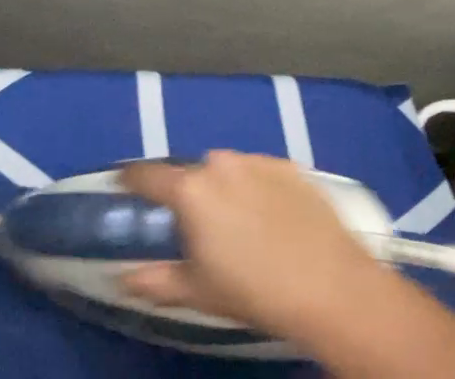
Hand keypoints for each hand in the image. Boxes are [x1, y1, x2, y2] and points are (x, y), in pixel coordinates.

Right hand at [116, 151, 394, 342]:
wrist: (333, 287)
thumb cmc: (255, 291)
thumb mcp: (198, 292)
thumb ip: (154, 280)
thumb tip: (122, 277)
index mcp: (190, 190)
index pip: (146, 175)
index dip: (130, 179)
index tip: (123, 185)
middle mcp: (220, 164)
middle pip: (191, 173)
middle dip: (188, 193)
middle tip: (196, 225)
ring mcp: (258, 162)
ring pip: (227, 170)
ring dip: (223, 188)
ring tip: (238, 224)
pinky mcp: (291, 167)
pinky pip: (260, 173)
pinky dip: (256, 188)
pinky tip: (271, 219)